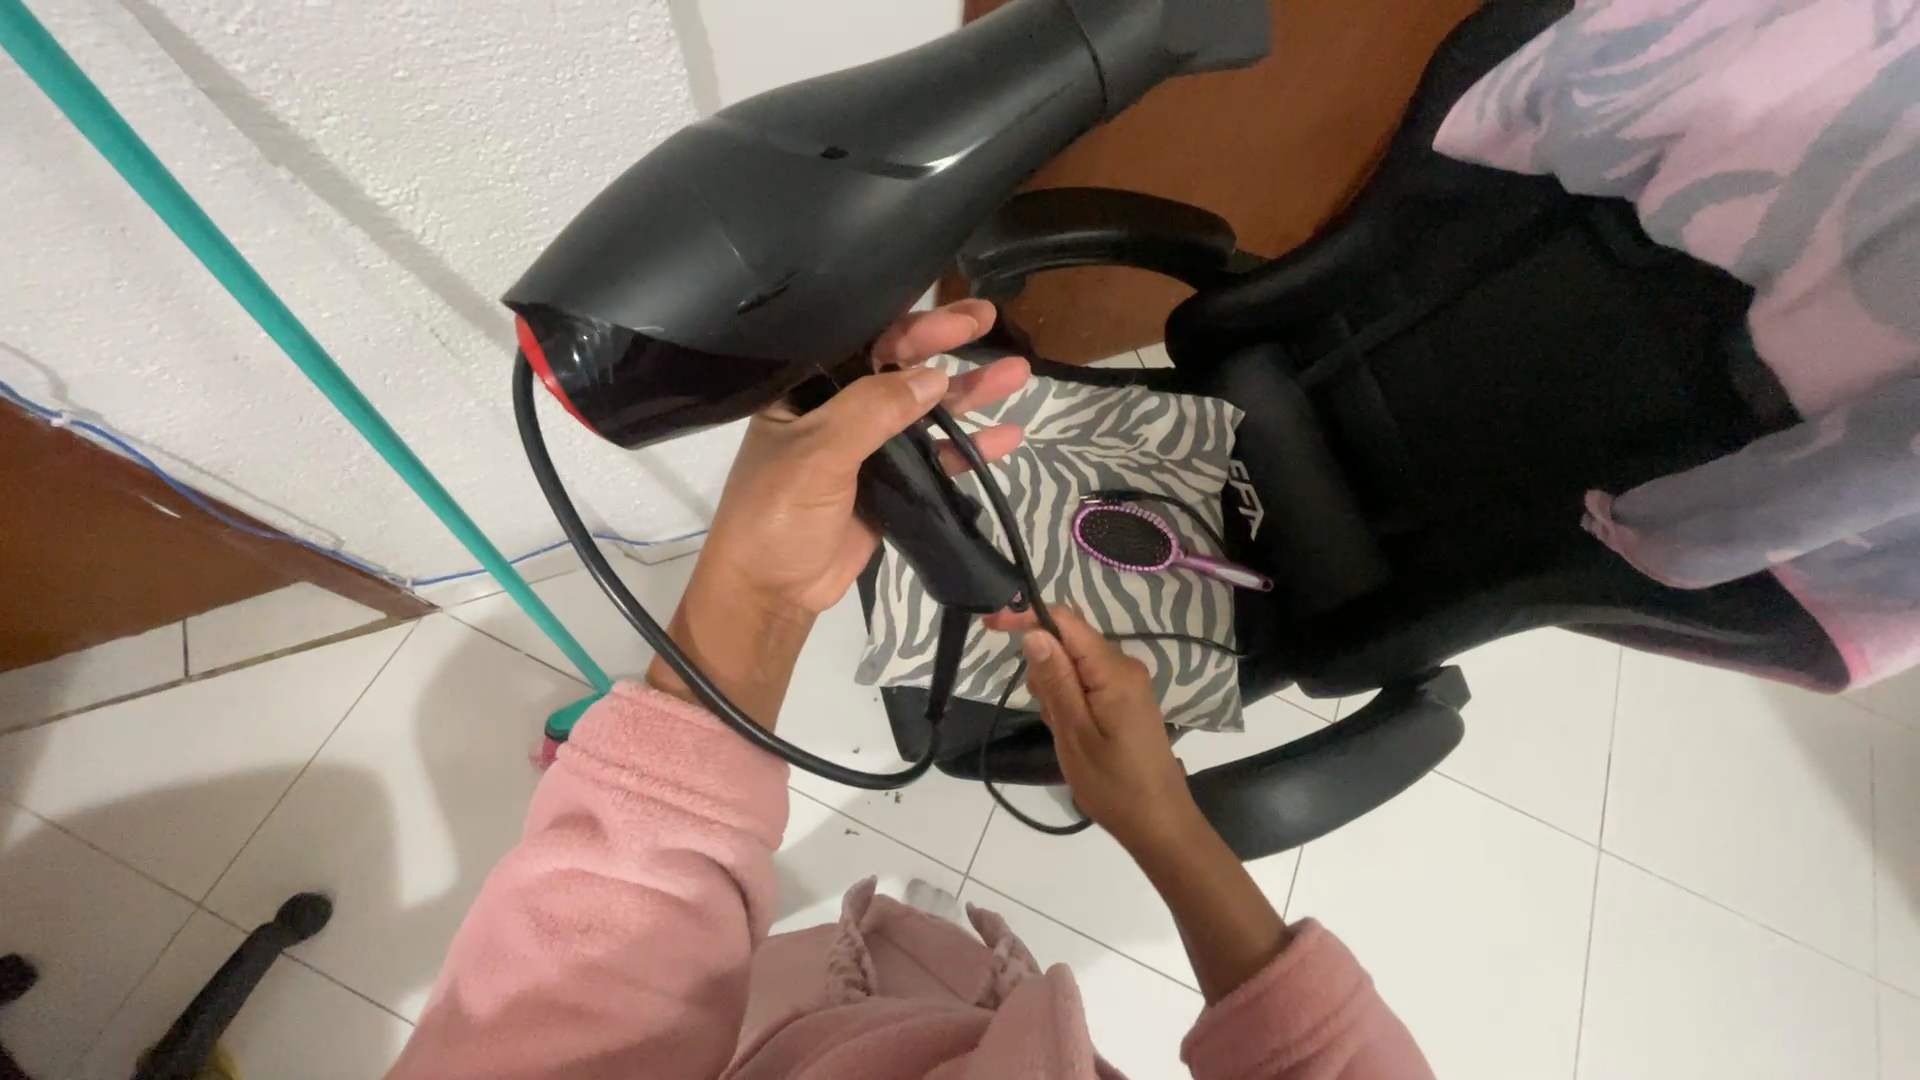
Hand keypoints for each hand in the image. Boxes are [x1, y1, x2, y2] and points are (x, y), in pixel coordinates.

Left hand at [696, 298, 1029, 615]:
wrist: (773, 591)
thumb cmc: (776, 514)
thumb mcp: (817, 454)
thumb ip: (872, 412)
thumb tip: (933, 375)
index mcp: (810, 392)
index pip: (866, 344)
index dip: (915, 328)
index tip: (961, 320)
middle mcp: (841, 412)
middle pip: (903, 371)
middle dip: (948, 347)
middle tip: (991, 320)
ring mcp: (870, 449)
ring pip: (927, 413)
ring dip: (970, 395)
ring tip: (1016, 374)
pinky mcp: (893, 486)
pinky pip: (937, 460)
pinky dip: (970, 450)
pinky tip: (1008, 437)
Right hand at [995, 608, 1291, 1004]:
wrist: (1160, 825)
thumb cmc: (1114, 786)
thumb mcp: (1074, 735)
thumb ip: (1056, 681)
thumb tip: (1034, 632)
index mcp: (1113, 671)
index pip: (1065, 621)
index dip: (1027, 616)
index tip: (990, 625)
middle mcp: (1124, 666)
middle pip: (1067, 641)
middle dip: (1044, 668)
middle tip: (1047, 714)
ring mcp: (1127, 682)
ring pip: (1073, 663)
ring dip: (1056, 688)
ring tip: (1063, 731)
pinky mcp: (1126, 698)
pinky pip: (1087, 681)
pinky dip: (1070, 699)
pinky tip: (1074, 732)